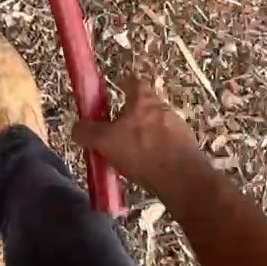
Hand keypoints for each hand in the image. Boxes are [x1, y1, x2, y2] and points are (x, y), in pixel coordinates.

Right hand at [72, 74, 212, 199]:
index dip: (120, 86)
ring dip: (144, 138)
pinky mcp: (189, 151)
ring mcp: (180, 130)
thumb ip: (86, 132)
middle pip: (143, 106)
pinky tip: (148, 171)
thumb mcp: (104, 142)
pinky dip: (157, 155)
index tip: (110, 97)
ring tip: (130, 158)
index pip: (132, 81)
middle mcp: (163, 109)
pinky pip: (168, 147)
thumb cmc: (142, 153)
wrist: (187, 184)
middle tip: (115, 133)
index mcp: (143, 99)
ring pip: (156, 128)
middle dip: (130, 118)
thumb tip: (77, 128)